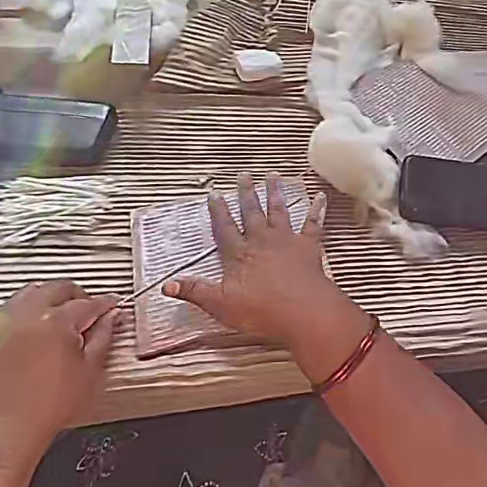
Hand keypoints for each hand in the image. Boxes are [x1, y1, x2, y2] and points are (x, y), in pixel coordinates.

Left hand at [0, 281, 118, 471]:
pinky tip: (34, 333)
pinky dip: (25, 313)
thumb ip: (103, 336)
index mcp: (55, 321)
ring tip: (60, 321)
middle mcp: (25, 315)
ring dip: (49, 300)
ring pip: (31, 293)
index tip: (111, 308)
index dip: (106, 305)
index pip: (90, 302)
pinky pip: (8, 311)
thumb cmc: (41, 412)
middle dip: (77, 296)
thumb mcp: (88, 372)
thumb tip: (111, 318)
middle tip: (88, 313)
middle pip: (58, 288)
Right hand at [163, 173, 369, 380]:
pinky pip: (313, 223)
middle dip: (246, 193)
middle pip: (252, 213)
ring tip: (273, 175)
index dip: (218, 211)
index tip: (215, 193)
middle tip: (244, 174)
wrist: (301, 311)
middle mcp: (262, 241)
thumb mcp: (220, 304)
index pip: (225, 228)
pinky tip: (320, 195)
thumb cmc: (260, 310)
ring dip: (276, 193)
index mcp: (239, 254)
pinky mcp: (308, 246)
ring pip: (279, 211)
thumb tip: (167, 285)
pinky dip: (317, 209)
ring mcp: (286, 241)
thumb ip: (195, 291)